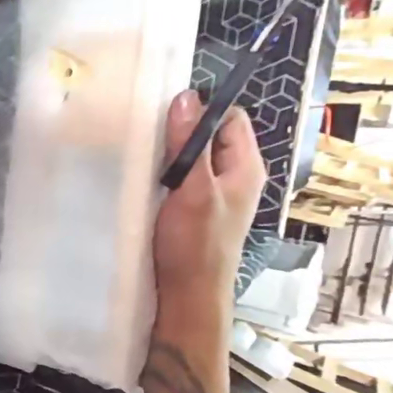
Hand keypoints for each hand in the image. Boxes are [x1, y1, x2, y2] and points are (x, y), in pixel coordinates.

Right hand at [154, 90, 266, 310]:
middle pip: (211, 133)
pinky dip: (167, 168)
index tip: (169, 111)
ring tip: (146, 149)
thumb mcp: (193, 188)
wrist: (187, 295)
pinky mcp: (195, 204)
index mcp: (246, 166)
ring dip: (172, 149)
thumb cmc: (195, 244)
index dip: (203, 108)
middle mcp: (234, 174)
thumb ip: (190, 144)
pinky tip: (148, 171)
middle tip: (152, 129)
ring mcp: (214, 190)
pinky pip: (183, 173)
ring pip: (194, 153)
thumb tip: (185, 97)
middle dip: (183, 128)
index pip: (231, 117)